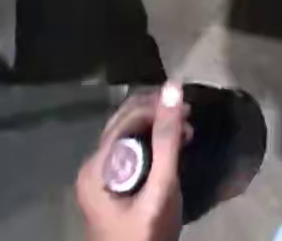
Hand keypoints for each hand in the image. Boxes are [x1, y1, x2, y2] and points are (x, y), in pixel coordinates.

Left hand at [76, 83, 188, 240]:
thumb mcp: (160, 192)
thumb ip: (167, 142)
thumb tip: (173, 89)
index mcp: (95, 168)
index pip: (126, 120)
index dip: (155, 107)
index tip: (187, 107)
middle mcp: (93, 168)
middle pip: (125, 124)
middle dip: (157, 114)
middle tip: (188, 115)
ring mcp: (102, 180)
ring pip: (130, 137)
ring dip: (157, 129)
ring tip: (186, 130)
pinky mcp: (114, 190)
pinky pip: (133, 154)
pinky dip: (154, 147)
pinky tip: (174, 149)